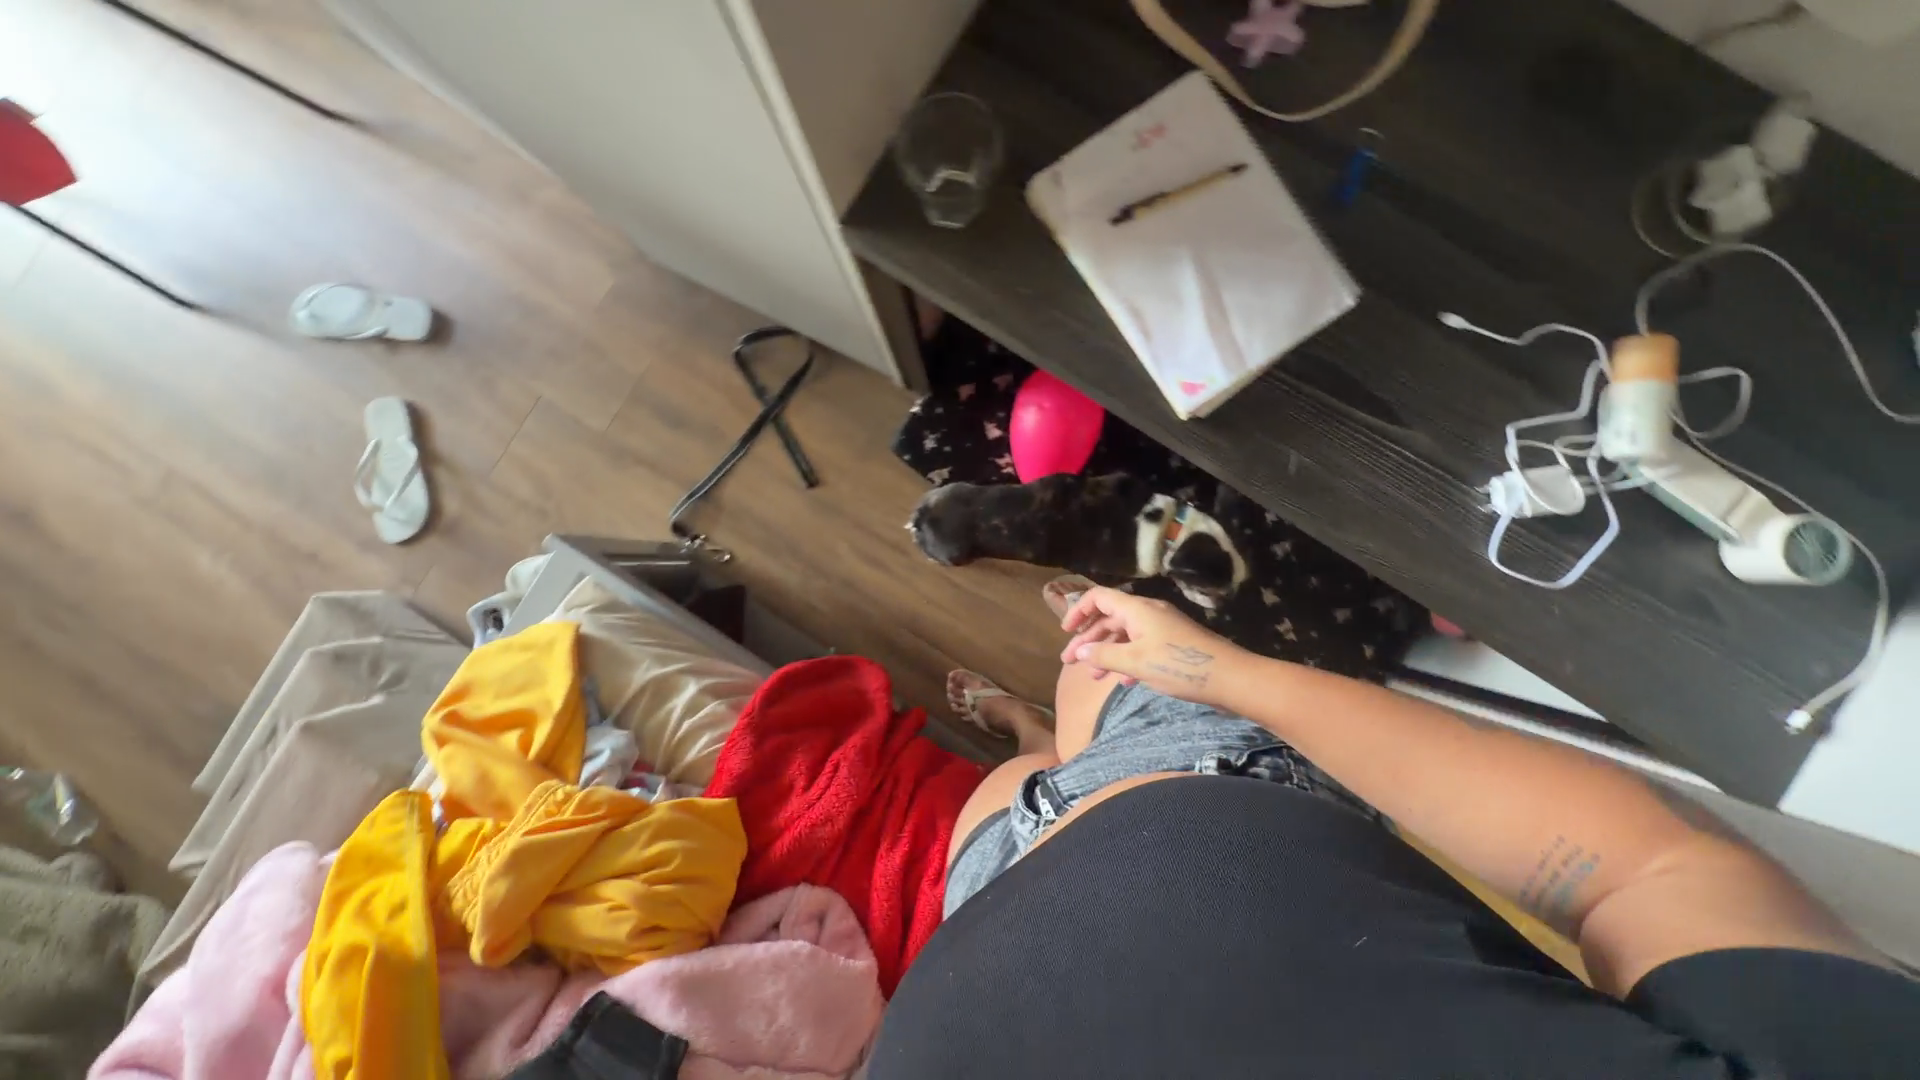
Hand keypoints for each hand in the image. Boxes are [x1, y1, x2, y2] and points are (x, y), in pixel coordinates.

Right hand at [1058, 587, 1246, 706]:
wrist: (1231, 678)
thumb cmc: (1180, 666)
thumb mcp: (1136, 662)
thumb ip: (1104, 655)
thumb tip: (1080, 651)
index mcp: (1137, 609)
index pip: (1099, 598)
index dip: (1078, 611)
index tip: (1065, 632)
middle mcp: (1148, 613)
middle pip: (1109, 618)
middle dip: (1088, 639)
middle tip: (1070, 662)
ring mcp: (1162, 628)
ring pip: (1124, 635)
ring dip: (1106, 653)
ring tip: (1092, 678)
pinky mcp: (1173, 645)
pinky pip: (1141, 646)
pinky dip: (1127, 660)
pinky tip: (1123, 681)